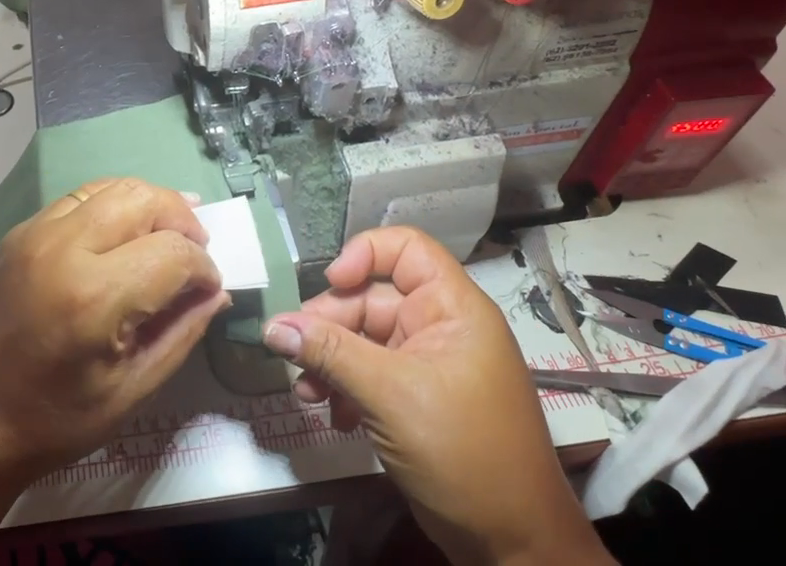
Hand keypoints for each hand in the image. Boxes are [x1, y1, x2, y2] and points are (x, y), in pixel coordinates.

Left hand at [0, 178, 230, 501]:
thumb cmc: (53, 421)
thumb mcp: (131, 390)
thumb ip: (181, 332)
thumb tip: (215, 290)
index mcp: (92, 296)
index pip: (173, 252)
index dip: (203, 269)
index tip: (210, 290)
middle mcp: (62, 247)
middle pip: (142, 198)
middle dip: (181, 219)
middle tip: (196, 252)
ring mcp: (34, 232)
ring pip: (110, 187)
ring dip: (149, 204)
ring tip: (167, 235)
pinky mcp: (19, 232)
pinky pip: (79, 198)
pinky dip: (112, 205)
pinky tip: (125, 233)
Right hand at [262, 227, 608, 565]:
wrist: (512, 543)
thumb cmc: (463, 452)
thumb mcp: (389, 395)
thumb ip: (329, 353)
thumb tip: (272, 327)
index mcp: (452, 308)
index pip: (406, 249)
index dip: (364, 255)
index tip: (330, 284)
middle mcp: (439, 327)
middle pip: (370, 299)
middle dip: (329, 326)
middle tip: (295, 356)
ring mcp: (426, 364)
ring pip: (362, 339)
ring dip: (328, 362)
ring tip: (306, 394)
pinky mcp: (414, 399)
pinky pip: (368, 374)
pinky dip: (343, 388)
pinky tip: (330, 416)